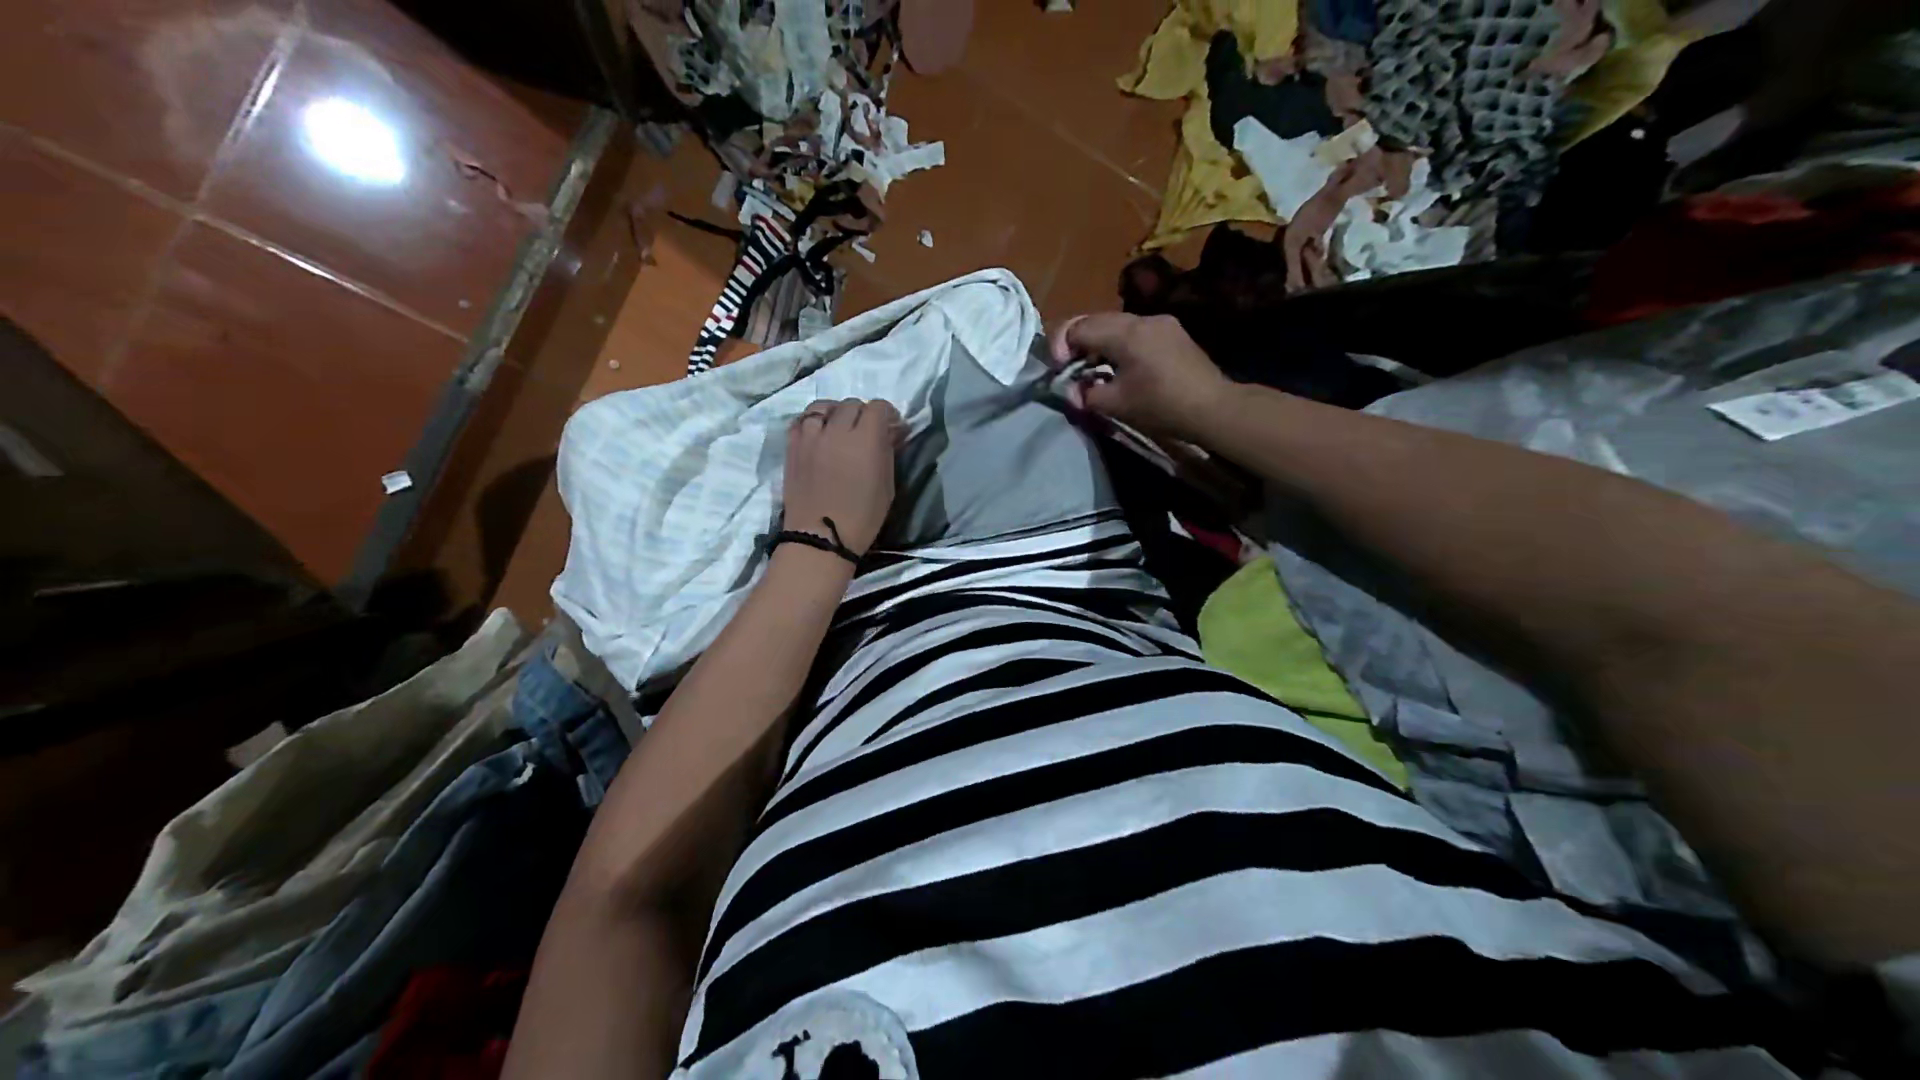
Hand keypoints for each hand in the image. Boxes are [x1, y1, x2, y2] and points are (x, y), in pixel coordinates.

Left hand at [782, 398, 900, 557]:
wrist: (820, 537)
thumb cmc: (862, 517)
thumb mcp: (888, 485)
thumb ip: (887, 452)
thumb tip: (889, 434)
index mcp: (866, 440)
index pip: (878, 407)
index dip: (887, 414)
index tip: (891, 427)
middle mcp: (837, 430)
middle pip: (851, 404)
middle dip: (863, 413)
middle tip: (866, 431)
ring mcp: (811, 436)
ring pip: (823, 406)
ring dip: (835, 413)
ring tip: (839, 427)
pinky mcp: (792, 446)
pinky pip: (801, 420)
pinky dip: (812, 421)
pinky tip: (818, 433)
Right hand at [1047, 313, 1232, 439]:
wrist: (1213, 408)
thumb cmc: (1161, 406)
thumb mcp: (1116, 405)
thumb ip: (1086, 394)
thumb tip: (1074, 390)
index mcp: (1125, 332)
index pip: (1079, 326)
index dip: (1060, 345)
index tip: (1059, 370)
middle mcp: (1142, 318)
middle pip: (1096, 321)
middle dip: (1077, 343)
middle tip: (1071, 370)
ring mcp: (1160, 323)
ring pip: (1116, 325)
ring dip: (1099, 345)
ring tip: (1094, 371)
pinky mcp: (1172, 333)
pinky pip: (1135, 332)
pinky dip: (1119, 346)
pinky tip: (1121, 368)